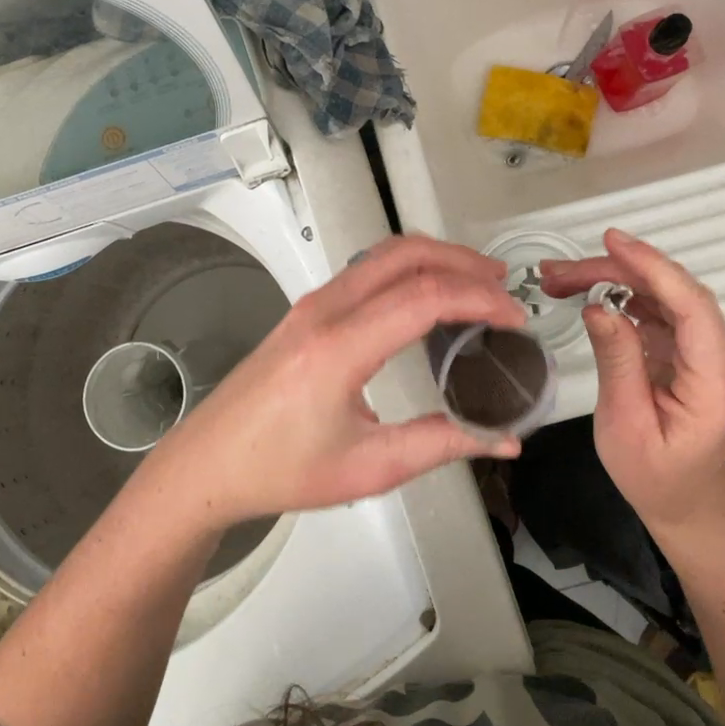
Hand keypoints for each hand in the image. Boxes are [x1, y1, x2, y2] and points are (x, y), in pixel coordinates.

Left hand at [144, 235, 526, 532]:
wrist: (209, 462)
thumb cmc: (281, 470)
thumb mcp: (368, 467)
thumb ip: (440, 445)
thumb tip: (504, 440)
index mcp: (338, 348)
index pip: (424, 298)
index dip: (479, 300)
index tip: (515, 318)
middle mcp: (324, 311)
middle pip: (405, 256)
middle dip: (461, 262)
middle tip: (503, 286)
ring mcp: (311, 305)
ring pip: (383, 255)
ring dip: (434, 258)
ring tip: (476, 282)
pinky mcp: (306, 311)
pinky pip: (366, 270)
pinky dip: (408, 269)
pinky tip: (428, 296)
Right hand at [539, 228, 724, 533]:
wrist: (684, 499)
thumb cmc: (655, 475)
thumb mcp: (625, 425)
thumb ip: (618, 363)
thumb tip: (598, 307)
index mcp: (716, 381)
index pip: (693, 308)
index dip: (654, 269)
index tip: (613, 243)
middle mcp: (719, 355)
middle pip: (673, 293)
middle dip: (615, 271)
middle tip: (556, 273)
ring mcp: (704, 349)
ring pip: (661, 294)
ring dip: (611, 278)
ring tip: (558, 278)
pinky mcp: (686, 347)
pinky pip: (656, 308)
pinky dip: (618, 295)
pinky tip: (583, 291)